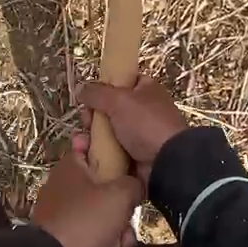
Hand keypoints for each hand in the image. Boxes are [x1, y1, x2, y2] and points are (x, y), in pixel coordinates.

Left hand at [29, 137, 141, 246]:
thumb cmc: (85, 219)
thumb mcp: (119, 196)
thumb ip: (133, 185)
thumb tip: (136, 186)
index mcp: (71, 167)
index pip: (90, 146)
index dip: (109, 152)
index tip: (126, 168)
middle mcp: (62, 186)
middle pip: (101, 188)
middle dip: (120, 207)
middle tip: (128, 219)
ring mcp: (60, 213)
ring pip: (98, 216)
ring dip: (115, 231)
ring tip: (123, 245)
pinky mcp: (60, 238)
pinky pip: (88, 237)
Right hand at [74, 74, 189, 188]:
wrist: (166, 163)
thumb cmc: (146, 123)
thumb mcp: (119, 100)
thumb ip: (97, 92)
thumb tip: (81, 89)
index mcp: (147, 91)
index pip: (123, 82)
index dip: (105, 87)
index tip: (90, 96)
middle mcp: (143, 112)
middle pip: (109, 110)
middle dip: (92, 116)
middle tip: (87, 122)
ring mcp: (138, 137)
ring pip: (106, 133)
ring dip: (90, 138)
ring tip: (81, 144)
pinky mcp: (132, 158)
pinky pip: (109, 153)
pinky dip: (96, 154)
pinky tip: (85, 156)